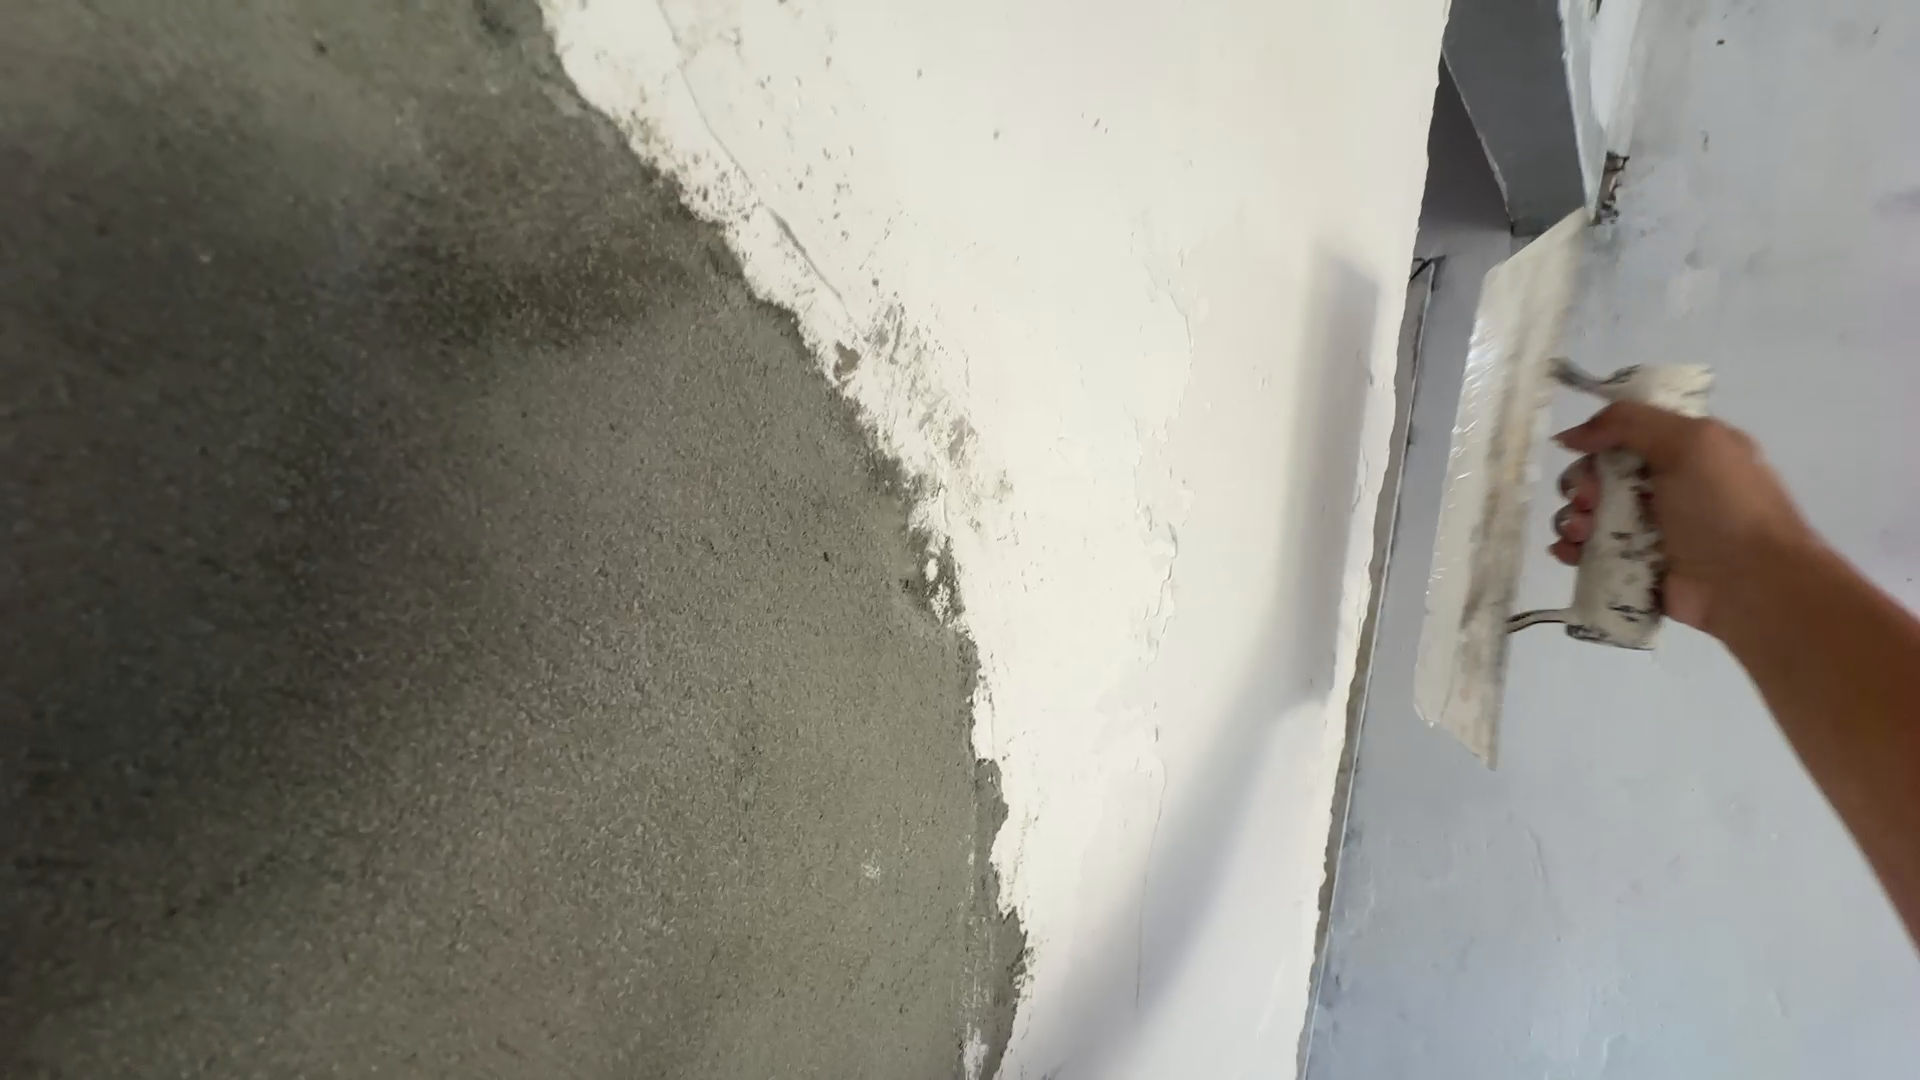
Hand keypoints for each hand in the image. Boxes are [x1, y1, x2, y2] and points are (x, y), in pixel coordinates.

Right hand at [1550, 403, 1810, 637]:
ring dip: (1570, 519)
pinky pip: (1580, 549)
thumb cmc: (1724, 509)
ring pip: (1581, 513)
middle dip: (1579, 485)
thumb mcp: (1692, 443)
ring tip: (1584, 535)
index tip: (1593, 457)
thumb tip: (1567, 437)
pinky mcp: (1626, 562)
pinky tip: (1573, 552)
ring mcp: (1642, 527)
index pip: (1621, 437)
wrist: (1749, 585)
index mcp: (1684, 453)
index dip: (1597, 443)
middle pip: (1593, 475)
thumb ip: (1628, 424)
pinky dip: (1569, 548)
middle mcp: (1662, 487)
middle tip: (1591, 501)